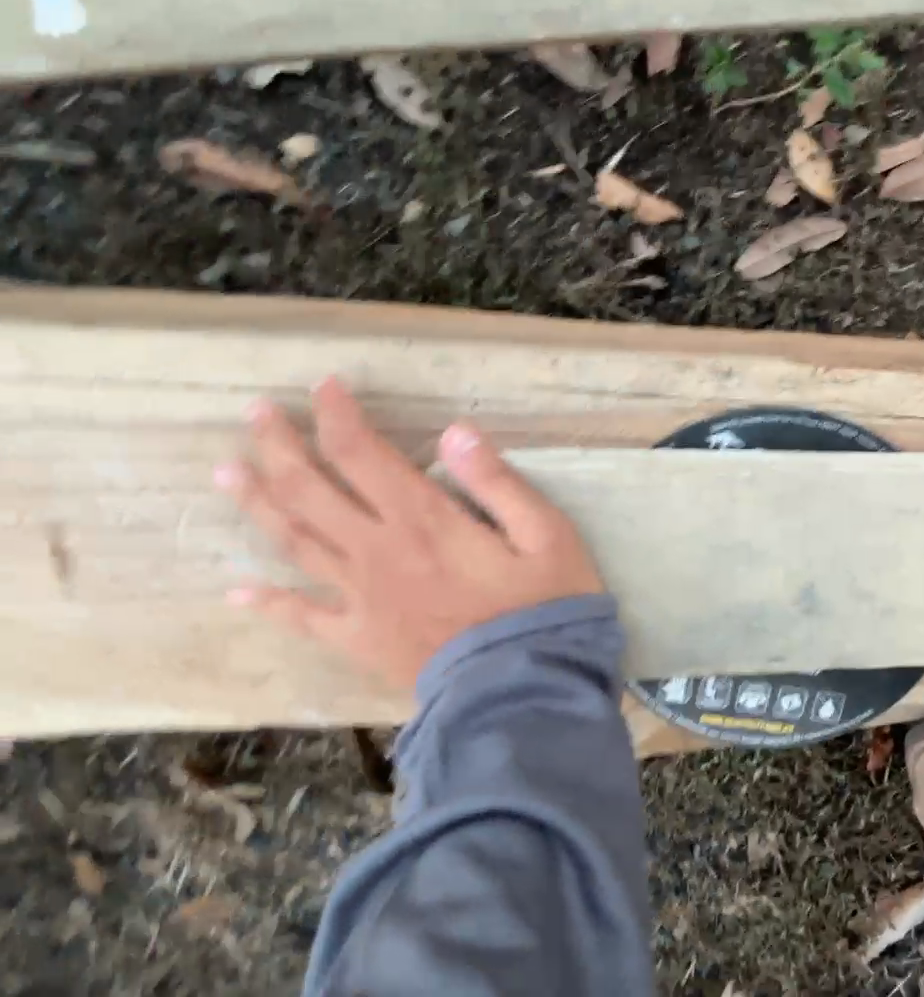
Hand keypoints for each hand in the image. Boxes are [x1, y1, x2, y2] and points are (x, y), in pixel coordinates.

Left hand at [215, 378, 603, 689]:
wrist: (524, 685)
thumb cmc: (548, 605)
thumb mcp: (548, 534)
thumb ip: (499, 483)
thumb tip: (455, 433)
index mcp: (424, 520)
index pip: (363, 454)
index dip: (338, 416)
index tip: (325, 387)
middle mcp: (377, 550)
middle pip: (309, 490)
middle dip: (279, 446)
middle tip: (257, 413)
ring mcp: (360, 596)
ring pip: (294, 542)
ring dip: (258, 503)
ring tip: (227, 472)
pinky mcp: (359, 637)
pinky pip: (302, 616)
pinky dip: (267, 602)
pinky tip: (237, 591)